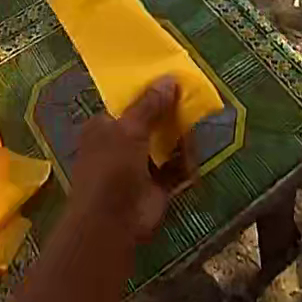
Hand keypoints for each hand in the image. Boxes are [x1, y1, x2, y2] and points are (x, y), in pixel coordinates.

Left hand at [68, 78, 191, 244]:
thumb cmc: (111, 168)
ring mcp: (138, 166)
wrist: (112, 222)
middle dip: (169, 113)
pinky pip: (175, 168)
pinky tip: (195, 153)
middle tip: (192, 99)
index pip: (125, 103)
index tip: (171, 80)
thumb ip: (150, 104)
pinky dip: (186, 161)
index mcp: (103, 127)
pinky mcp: (156, 186)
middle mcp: (119, 144)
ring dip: (180, 137)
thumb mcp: (129, 129)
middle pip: (149, 122)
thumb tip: (170, 78)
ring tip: (198, 122)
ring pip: (164, 144)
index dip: (146, 92)